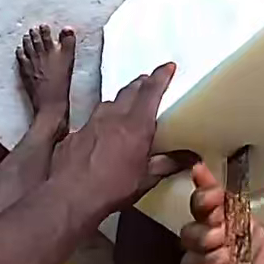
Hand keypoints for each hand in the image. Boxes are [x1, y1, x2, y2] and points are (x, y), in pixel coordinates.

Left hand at [46, 63, 188, 224]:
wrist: (70, 197)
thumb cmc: (113, 189)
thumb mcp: (146, 179)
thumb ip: (169, 164)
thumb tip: (193, 157)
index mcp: (136, 125)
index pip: (151, 91)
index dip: (161, 76)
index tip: (169, 66)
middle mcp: (113, 117)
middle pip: (130, 91)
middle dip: (142, 83)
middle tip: (150, 82)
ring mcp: (91, 123)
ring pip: (109, 103)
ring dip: (121, 101)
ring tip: (127, 106)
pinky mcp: (75, 134)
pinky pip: (92, 120)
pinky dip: (102, 121)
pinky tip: (102, 134)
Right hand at [178, 162, 263, 263]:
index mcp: (244, 231)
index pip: (222, 201)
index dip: (209, 185)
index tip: (201, 171)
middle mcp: (220, 243)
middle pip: (200, 211)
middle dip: (203, 201)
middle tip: (214, 204)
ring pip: (189, 233)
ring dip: (205, 233)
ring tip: (223, 245)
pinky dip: (203, 260)